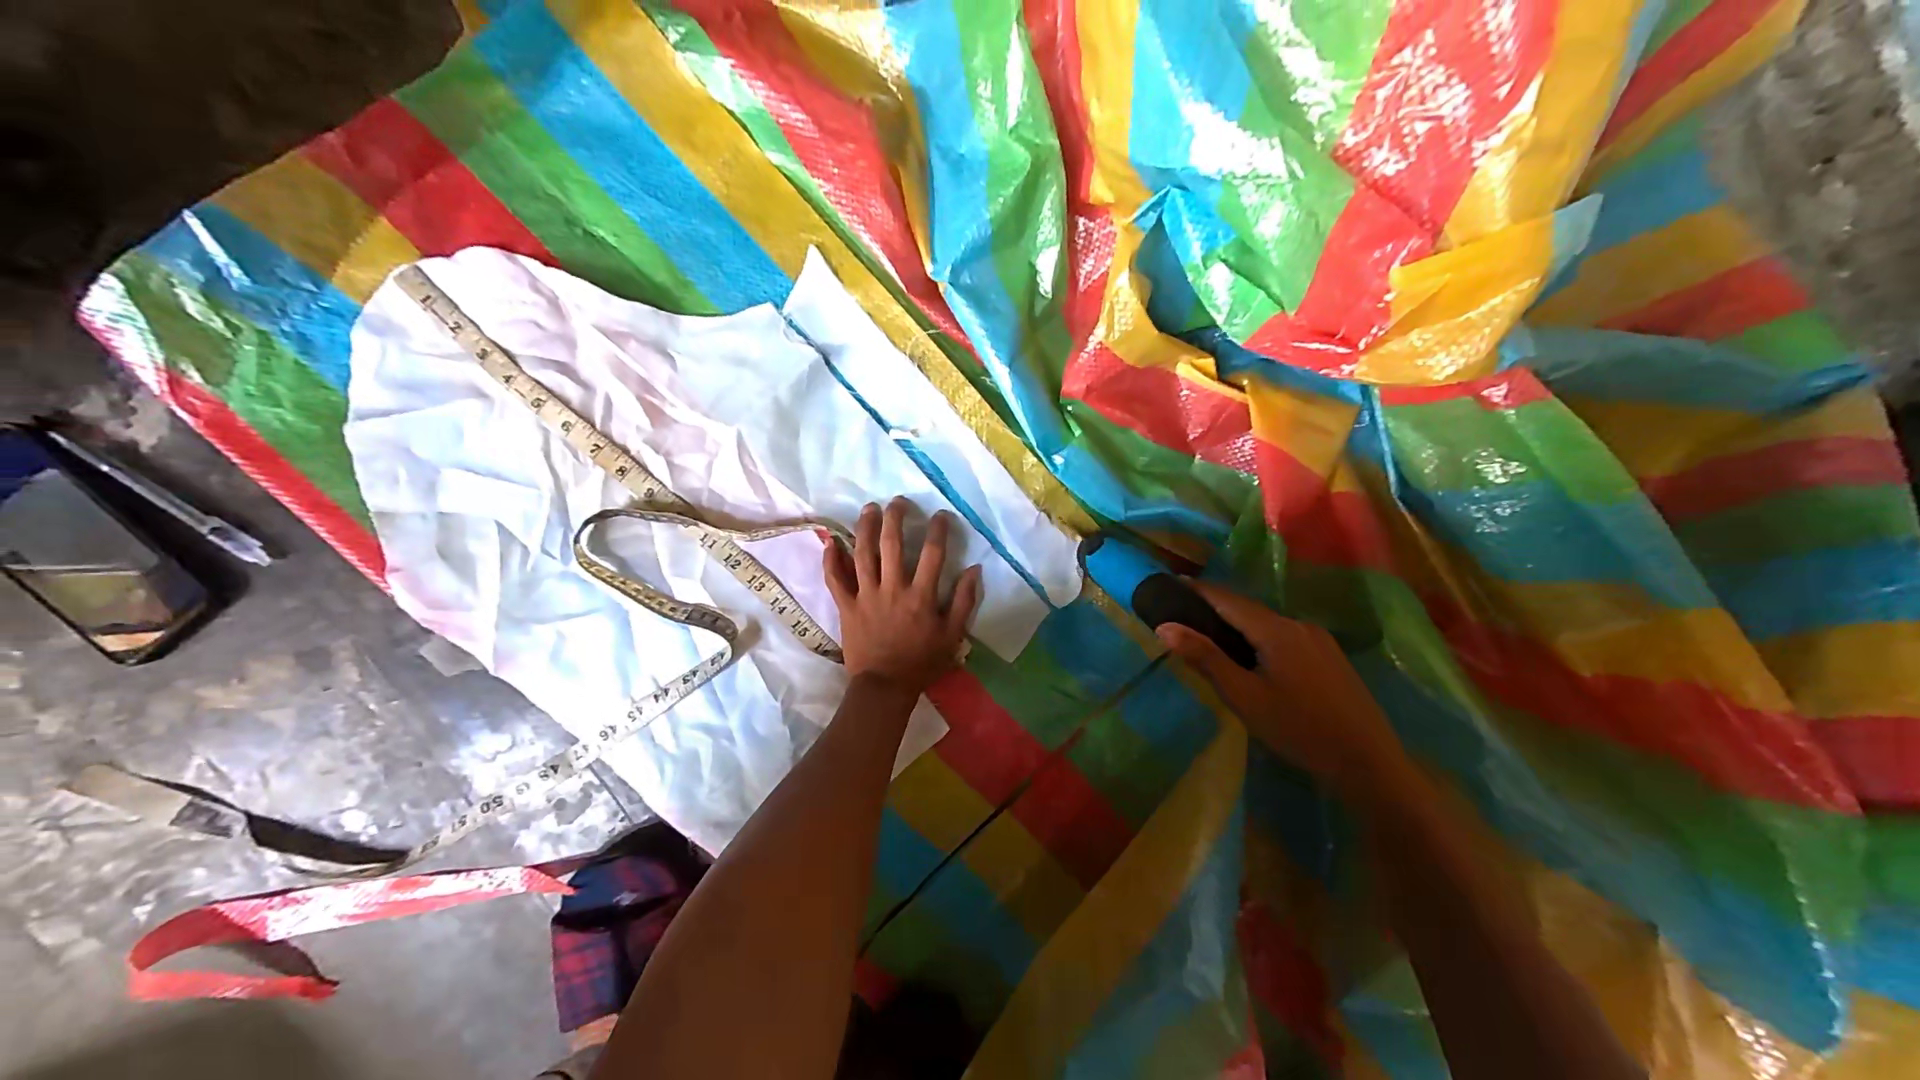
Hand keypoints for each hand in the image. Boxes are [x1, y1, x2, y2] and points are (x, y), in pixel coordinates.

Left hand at [823, 498, 982, 693]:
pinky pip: (835, 579)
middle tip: (898, 502)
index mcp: (921, 596)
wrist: (885, 687)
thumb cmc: (922, 662)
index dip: (938, 529)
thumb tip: (973, 569)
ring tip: (870, 509)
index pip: (933, 553)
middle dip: (896, 517)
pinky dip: (831, 560)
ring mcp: (866, 595)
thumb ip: (964, 601)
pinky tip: (831, 541)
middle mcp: (893, 588)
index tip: (940, 515)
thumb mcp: (953, 635)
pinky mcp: (847, 606)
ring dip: (866, 527)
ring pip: (863, 553)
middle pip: (893, 544)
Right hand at [1156, 582, 1408, 800]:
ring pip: (1268, 622)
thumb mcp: (1243, 696)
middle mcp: (1299, 624)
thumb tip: (1165, 627)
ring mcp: (1319, 639)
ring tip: (1212, 635)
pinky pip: (1285, 635)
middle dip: (1216, 606)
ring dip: (1239, 624)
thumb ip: (1205, 658)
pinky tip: (1252, 657)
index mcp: (1276, 629)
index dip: (1197, 589)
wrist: (1367, 761)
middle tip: (1184, 612)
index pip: (1227, 598)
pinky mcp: (1330, 656)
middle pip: (1248, 608)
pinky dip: (1260, 636)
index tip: (1170, 584)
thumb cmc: (1297, 728)